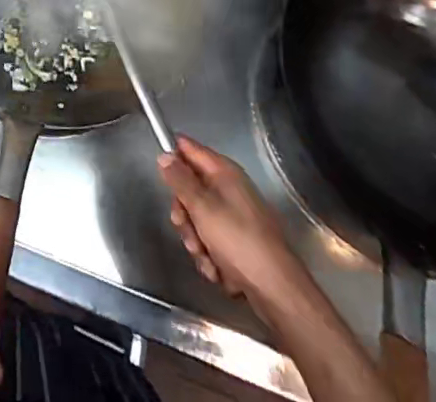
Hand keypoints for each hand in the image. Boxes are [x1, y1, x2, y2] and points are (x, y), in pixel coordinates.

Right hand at [158, 136, 309, 308]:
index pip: (189, 149)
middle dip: (184, 215)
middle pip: (188, 191)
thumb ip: (180, 181)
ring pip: (195, 221)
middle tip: (187, 227)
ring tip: (206, 255)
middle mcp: (228, 189)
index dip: (173, 158)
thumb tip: (164, 155)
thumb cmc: (238, 240)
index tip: (161, 176)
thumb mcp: (202, 208)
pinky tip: (217, 270)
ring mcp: (231, 216)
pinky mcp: (234, 241)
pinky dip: (208, 257)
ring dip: (195, 241)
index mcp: (223, 172)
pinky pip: (208, 242)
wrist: (273, 286)